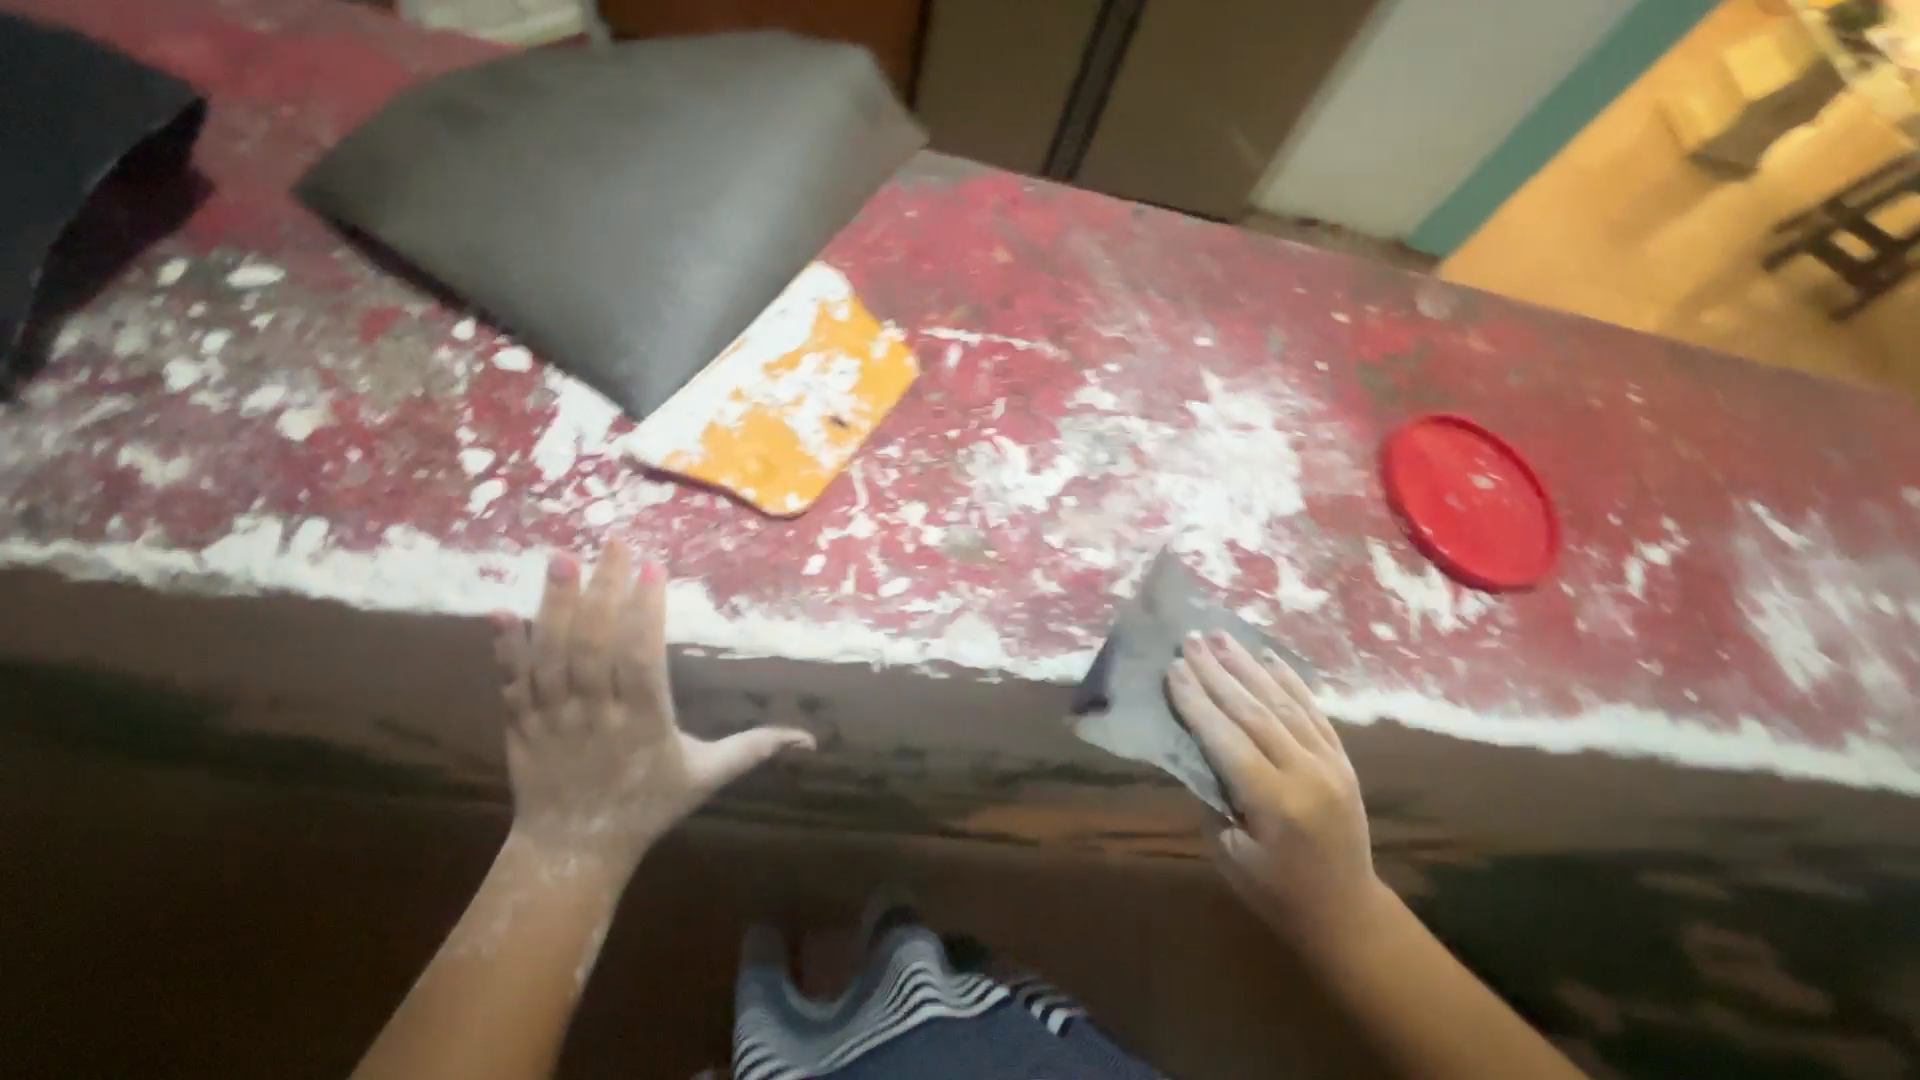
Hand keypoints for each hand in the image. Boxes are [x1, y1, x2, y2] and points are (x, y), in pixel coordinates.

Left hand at [492, 542, 813, 872]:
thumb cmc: (648, 806)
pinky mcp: (520, 726)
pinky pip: (510, 683)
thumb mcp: (707, 777)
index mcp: (645, 723)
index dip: (646, 612)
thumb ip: (754, 749)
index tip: (653, 566)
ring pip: (552, 656)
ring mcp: (553, 720)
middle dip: (604, 591)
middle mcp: (597, 716)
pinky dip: (506, 648)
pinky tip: (501, 611)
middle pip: (596, 646)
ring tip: (562, 557)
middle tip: (613, 543)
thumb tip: (810, 741)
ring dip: (555, 606)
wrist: (574, 850)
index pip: (643, 660)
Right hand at [1167, 632, 1385, 947]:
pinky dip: (1290, 682)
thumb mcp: (1228, 854)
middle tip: (1190, 640)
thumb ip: (1211, 797)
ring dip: (1249, 667)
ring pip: (1284, 703)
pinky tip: (1269, 658)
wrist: (1345, 912)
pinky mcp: (1342, 760)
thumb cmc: (1274, 891)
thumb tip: (1193, 746)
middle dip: (1218, 673)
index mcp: (1275, 802)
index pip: (1227, 739)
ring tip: (1221, 637)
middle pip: (1255, 712)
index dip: (1197, 702)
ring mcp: (1330, 763)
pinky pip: (1314, 712)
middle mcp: (1307, 773)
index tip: (1173, 668)